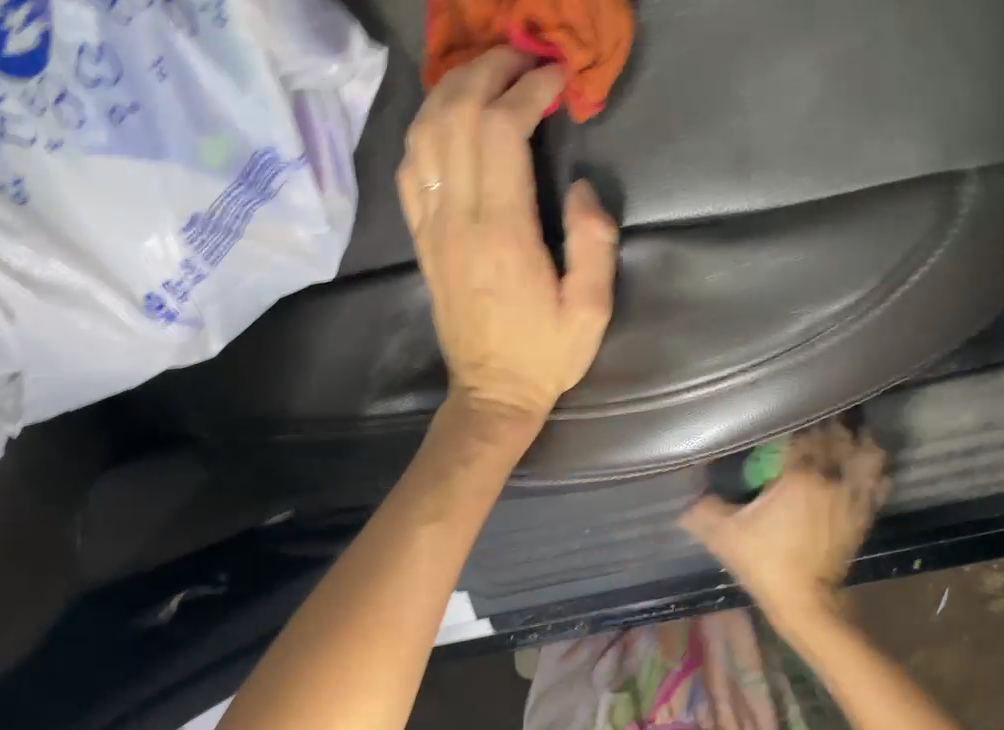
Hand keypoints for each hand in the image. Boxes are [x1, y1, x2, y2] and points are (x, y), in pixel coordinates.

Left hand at [397, 47, 620, 422]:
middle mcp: (459, 219)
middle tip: (520, 59)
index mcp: (503, 233)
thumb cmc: (545, 356)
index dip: (527, 92)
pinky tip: (447, 118)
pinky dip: (425, 128)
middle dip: (487, 73)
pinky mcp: (423, 239)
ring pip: (425, 134)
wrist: (491, 395)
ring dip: (452, 91)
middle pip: (456, 117)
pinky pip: (410, 168)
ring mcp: (433, 228)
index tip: (555, 80)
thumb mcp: (591, 310)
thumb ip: (593, 242)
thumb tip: (581, 185)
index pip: (500, 132)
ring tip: (486, 75)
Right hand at [681, 423, 890, 623]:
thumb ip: (703, 512)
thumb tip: (685, 500)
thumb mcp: (725, 537)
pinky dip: (873, 470)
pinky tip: (863, 469)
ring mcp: (854, 495)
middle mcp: (833, 477)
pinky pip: (879, 481)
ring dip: (857, 441)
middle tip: (813, 424)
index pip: (803, 433)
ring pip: (867, 453)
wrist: (806, 602)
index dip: (796, 425)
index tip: (786, 424)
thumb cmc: (766, 565)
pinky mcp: (866, 514)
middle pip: (838, 435)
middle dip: (828, 426)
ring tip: (845, 438)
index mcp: (799, 474)